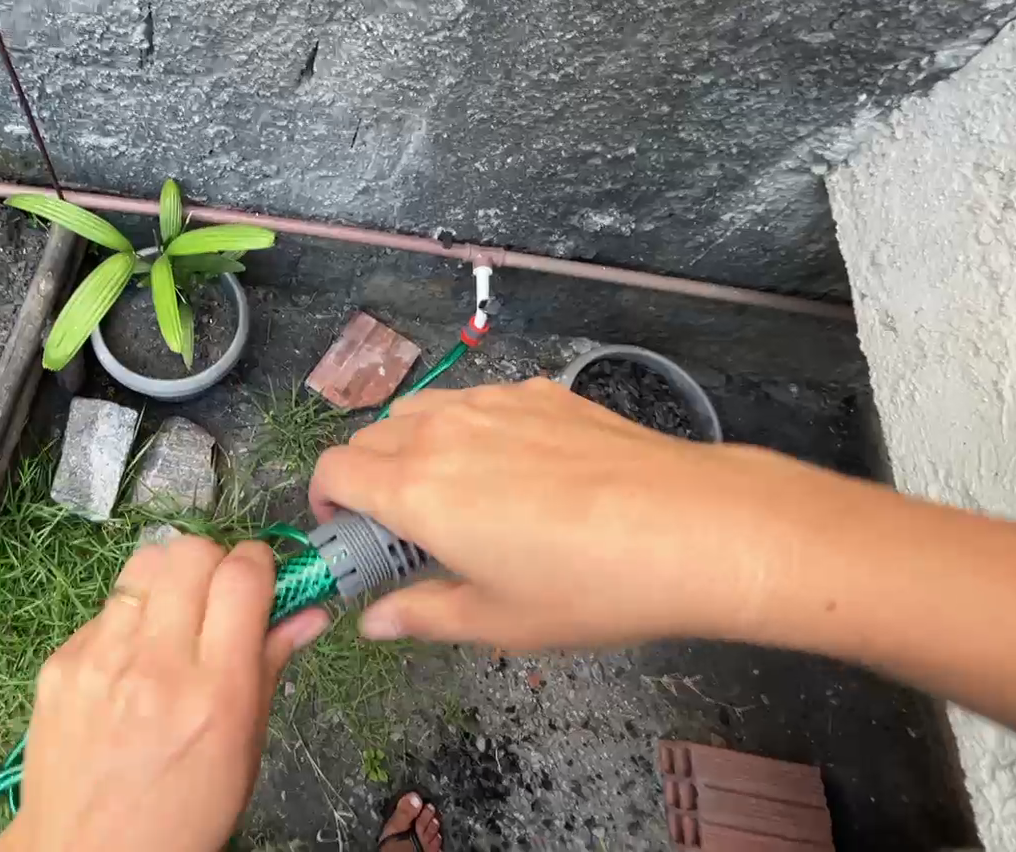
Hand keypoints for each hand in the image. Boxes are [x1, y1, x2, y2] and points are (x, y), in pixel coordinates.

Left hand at [0, 536, 329, 851]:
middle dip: (214, 561)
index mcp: (214, 692)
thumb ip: (272, 664)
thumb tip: (311, 609)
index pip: (242, 576)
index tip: (261, 575)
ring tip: (173, 617)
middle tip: (217, 595)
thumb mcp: (245, 749)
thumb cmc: (184, 811)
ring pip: (145, 562)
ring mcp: (99, 657)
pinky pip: (108, 605)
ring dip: (171, 578)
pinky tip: (130, 657)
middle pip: (190, 552)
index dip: (259, 562)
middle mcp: (155, 663)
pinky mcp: (60, 659)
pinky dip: (129, 616)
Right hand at [309, 377, 883, 651]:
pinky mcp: (531, 391)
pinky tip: (512, 462)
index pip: (331, 470)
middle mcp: (437, 433)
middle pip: (366, 438)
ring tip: (447, 483)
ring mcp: (485, 403)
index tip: (345, 527)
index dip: (323, 498)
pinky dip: (462, 426)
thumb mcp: (498, 619)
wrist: (692, 527)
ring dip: (406, 444)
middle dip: (363, 475)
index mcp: (414, 489)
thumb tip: (372, 623)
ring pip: (414, 410)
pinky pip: (471, 400)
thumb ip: (421, 615)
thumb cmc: (587, 586)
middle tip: (400, 519)